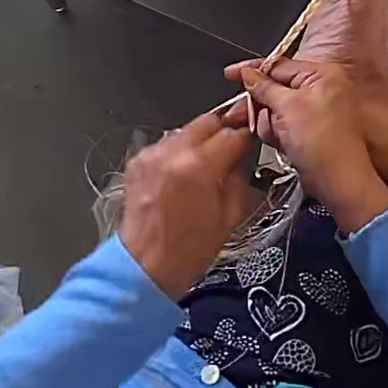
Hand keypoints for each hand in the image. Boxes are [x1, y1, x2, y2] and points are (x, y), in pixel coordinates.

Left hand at [117, 111, 255, 299]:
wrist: (145, 265)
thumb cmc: (188, 250)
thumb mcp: (229, 216)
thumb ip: (237, 177)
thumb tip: (240, 154)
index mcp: (198, 167)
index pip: (231, 134)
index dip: (245, 137)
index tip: (250, 141)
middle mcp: (171, 153)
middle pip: (207, 121)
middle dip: (222, 131)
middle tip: (230, 147)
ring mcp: (151, 154)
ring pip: (185, 130)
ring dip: (199, 141)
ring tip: (205, 166)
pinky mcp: (137, 161)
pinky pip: (165, 144)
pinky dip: (178, 152)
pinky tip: (182, 173)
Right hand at [230, 59, 387, 231]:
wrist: (338, 181)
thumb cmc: (323, 143)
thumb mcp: (287, 107)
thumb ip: (264, 86)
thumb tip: (247, 74)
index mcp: (322, 75)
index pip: (278, 65)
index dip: (252, 71)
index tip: (230, 74)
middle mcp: (321, 88)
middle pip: (274, 87)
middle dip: (260, 104)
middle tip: (241, 113)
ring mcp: (315, 109)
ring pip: (275, 107)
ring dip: (269, 122)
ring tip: (278, 135)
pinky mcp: (309, 129)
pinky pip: (282, 123)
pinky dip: (277, 132)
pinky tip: (282, 142)